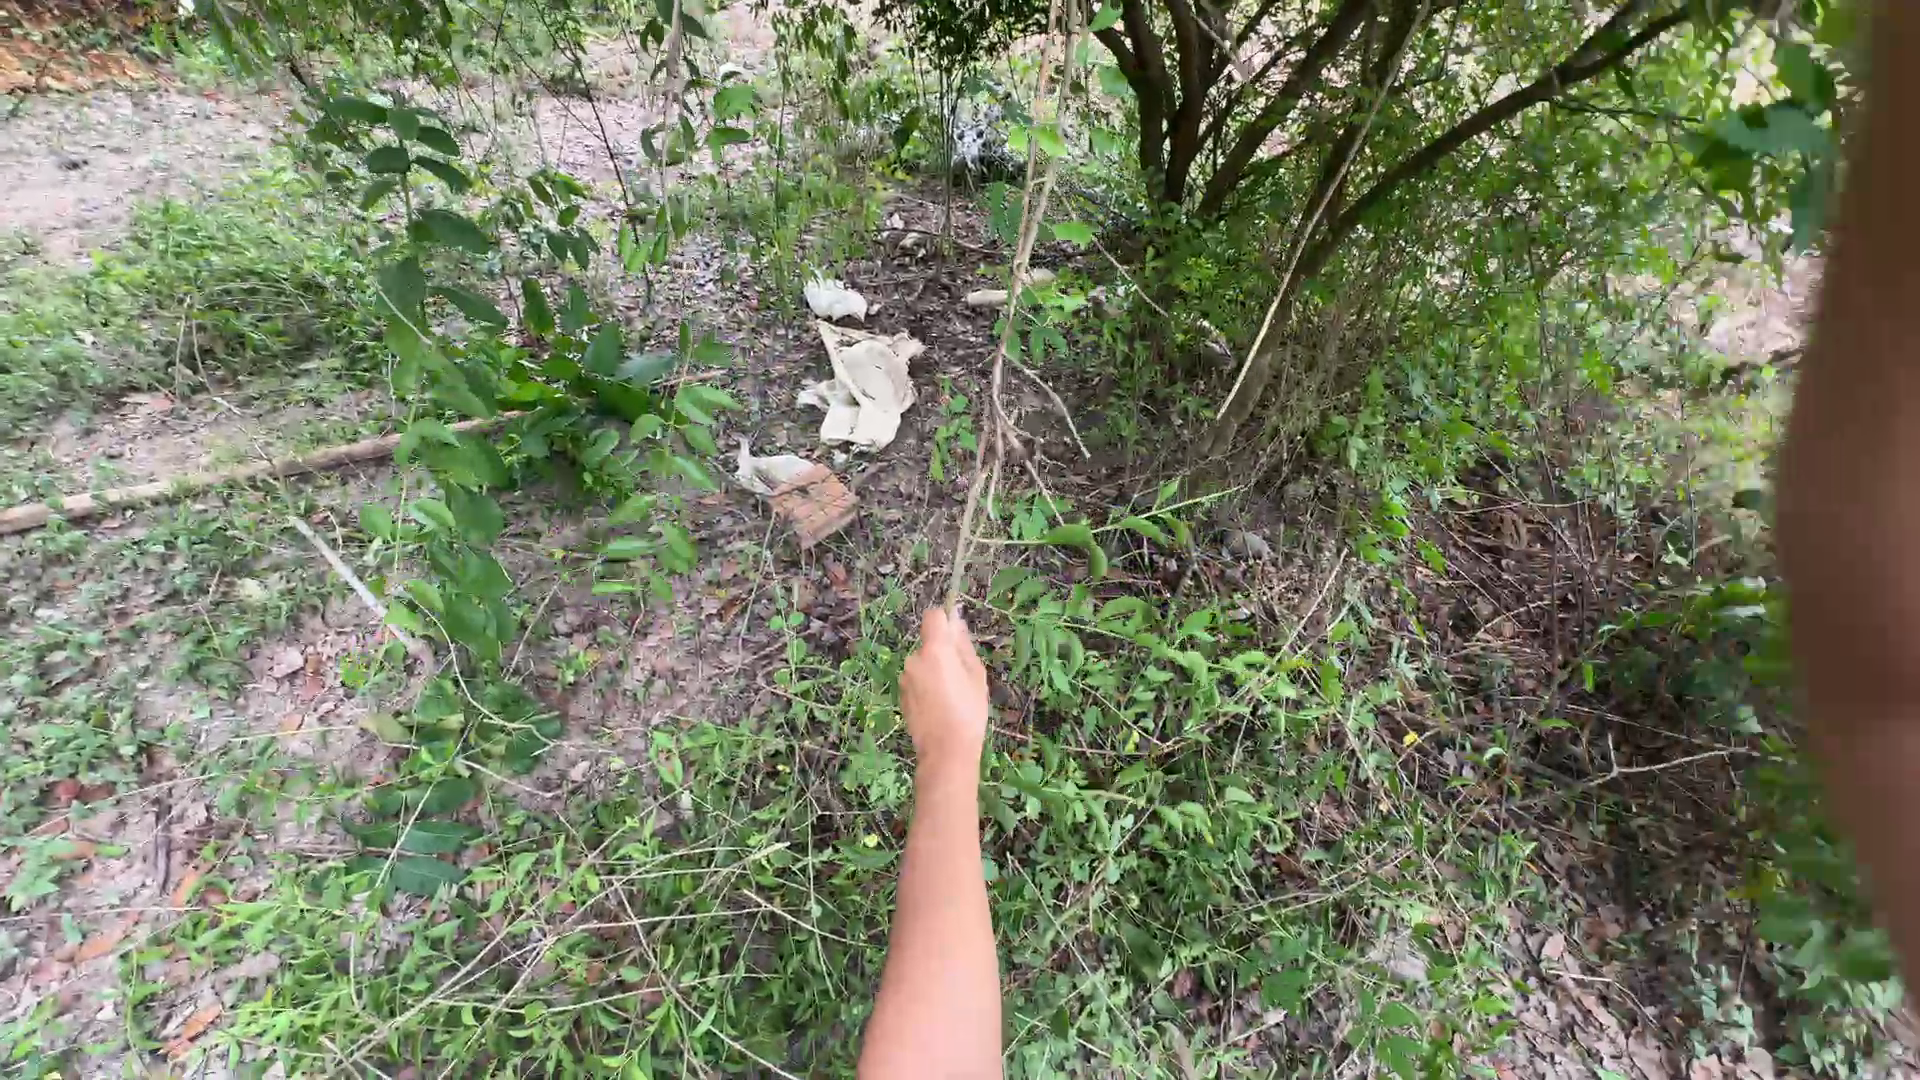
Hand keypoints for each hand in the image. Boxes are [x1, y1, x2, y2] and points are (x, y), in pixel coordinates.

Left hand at [900, 606, 989, 774]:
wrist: (945, 751)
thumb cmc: (969, 712)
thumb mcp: (976, 676)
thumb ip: (963, 646)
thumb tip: (957, 623)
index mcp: (934, 650)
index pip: (933, 616)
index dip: (944, 620)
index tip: (956, 635)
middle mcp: (914, 659)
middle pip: (928, 643)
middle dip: (942, 652)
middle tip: (960, 676)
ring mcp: (905, 678)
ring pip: (922, 663)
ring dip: (934, 670)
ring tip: (950, 695)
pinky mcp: (901, 694)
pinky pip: (916, 680)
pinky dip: (926, 685)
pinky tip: (938, 705)